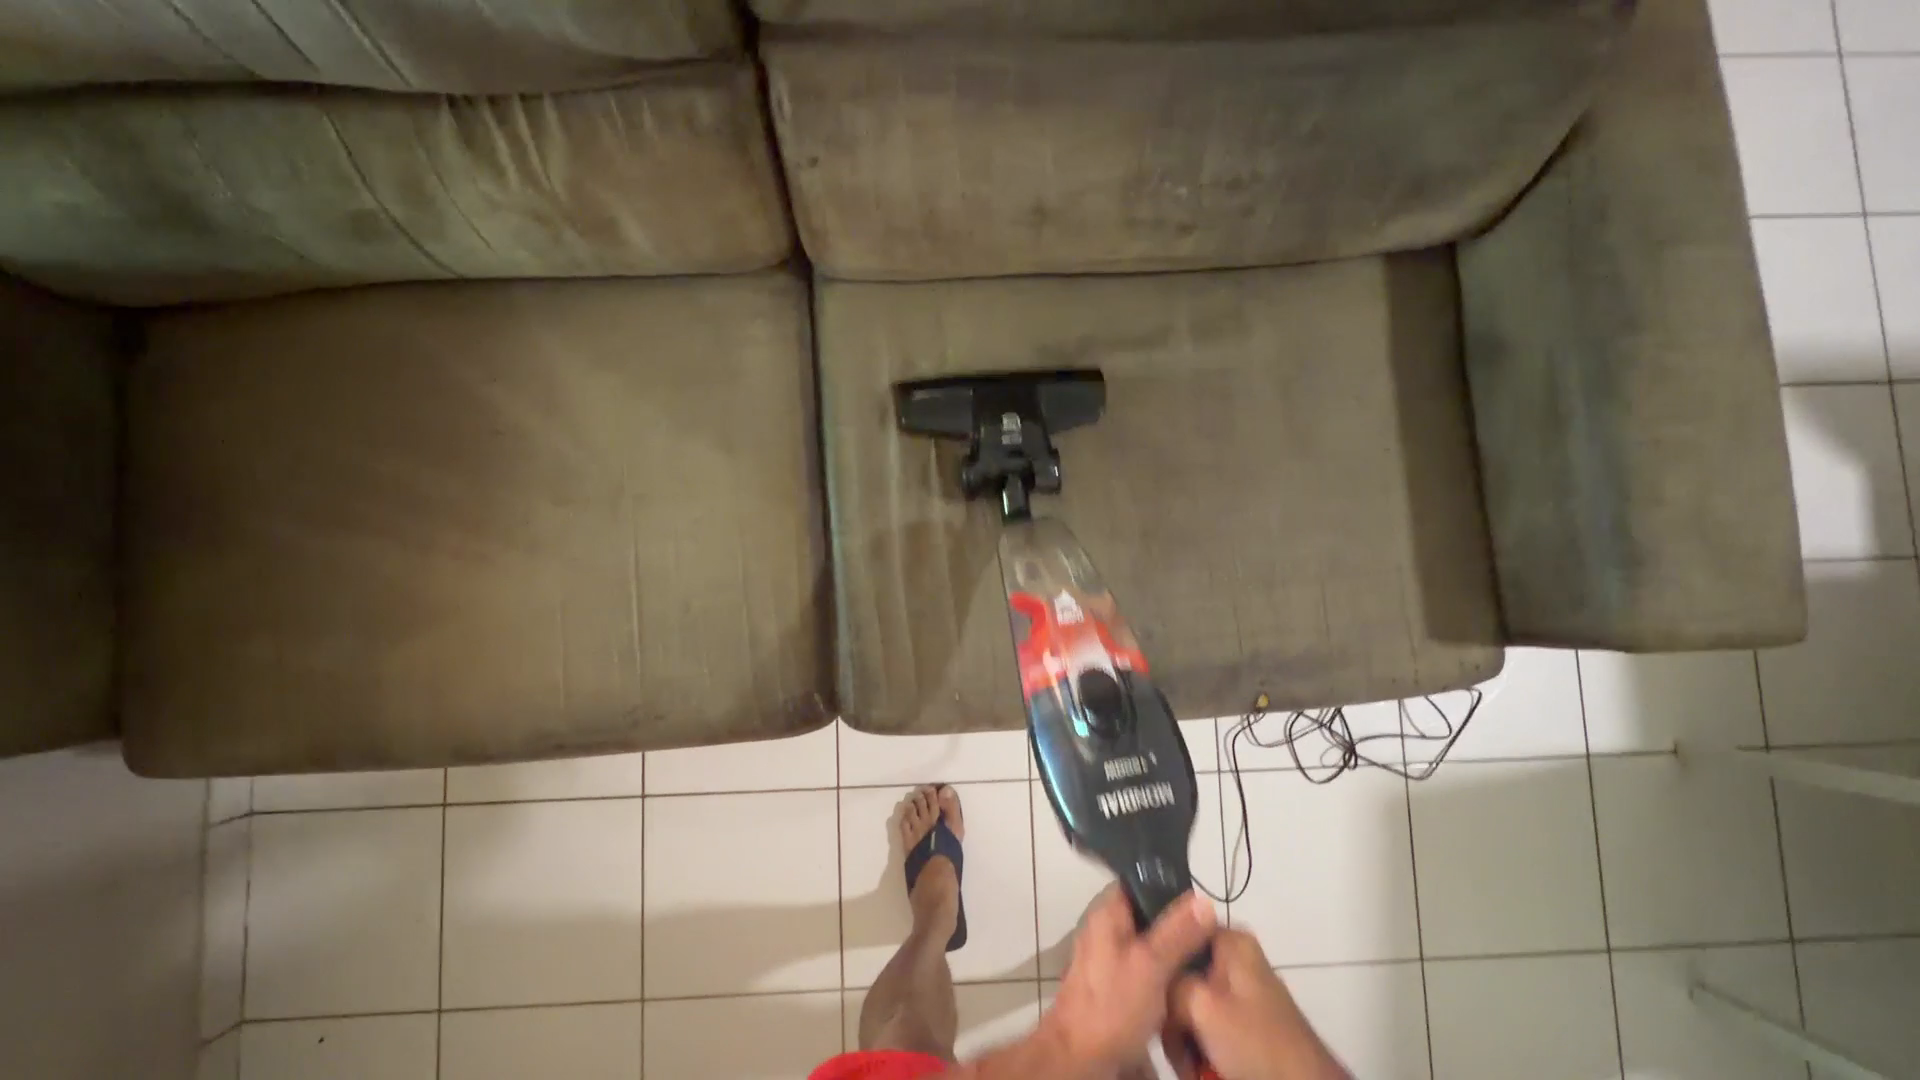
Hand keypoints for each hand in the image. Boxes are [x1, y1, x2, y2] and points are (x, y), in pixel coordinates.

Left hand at [1042, 886, 1215, 1072]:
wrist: (1080, 1059)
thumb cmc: (1112, 1006)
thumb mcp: (1150, 965)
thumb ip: (1177, 932)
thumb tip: (1202, 899)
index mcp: (1107, 915)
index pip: (1137, 881)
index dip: (1167, 885)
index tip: (1200, 898)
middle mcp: (1107, 931)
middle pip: (1148, 914)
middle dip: (1178, 923)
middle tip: (1213, 933)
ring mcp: (1111, 960)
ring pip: (1151, 944)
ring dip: (1175, 951)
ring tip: (1207, 956)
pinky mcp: (1119, 987)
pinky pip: (1149, 970)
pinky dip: (1167, 974)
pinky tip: (1189, 984)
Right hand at [1164, 929, 1348, 1079]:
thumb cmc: (1256, 1042)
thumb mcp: (1201, 1005)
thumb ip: (1169, 982)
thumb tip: (1151, 980)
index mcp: (1229, 943)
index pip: (1176, 932)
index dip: (1157, 961)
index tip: (1146, 992)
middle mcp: (1233, 962)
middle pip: (1179, 977)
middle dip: (1171, 1016)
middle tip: (1174, 1045)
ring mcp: (1238, 996)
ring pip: (1188, 1008)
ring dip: (1183, 1040)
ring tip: (1189, 1066)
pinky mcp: (1241, 1026)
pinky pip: (1205, 1029)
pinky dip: (1199, 1051)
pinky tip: (1199, 1071)